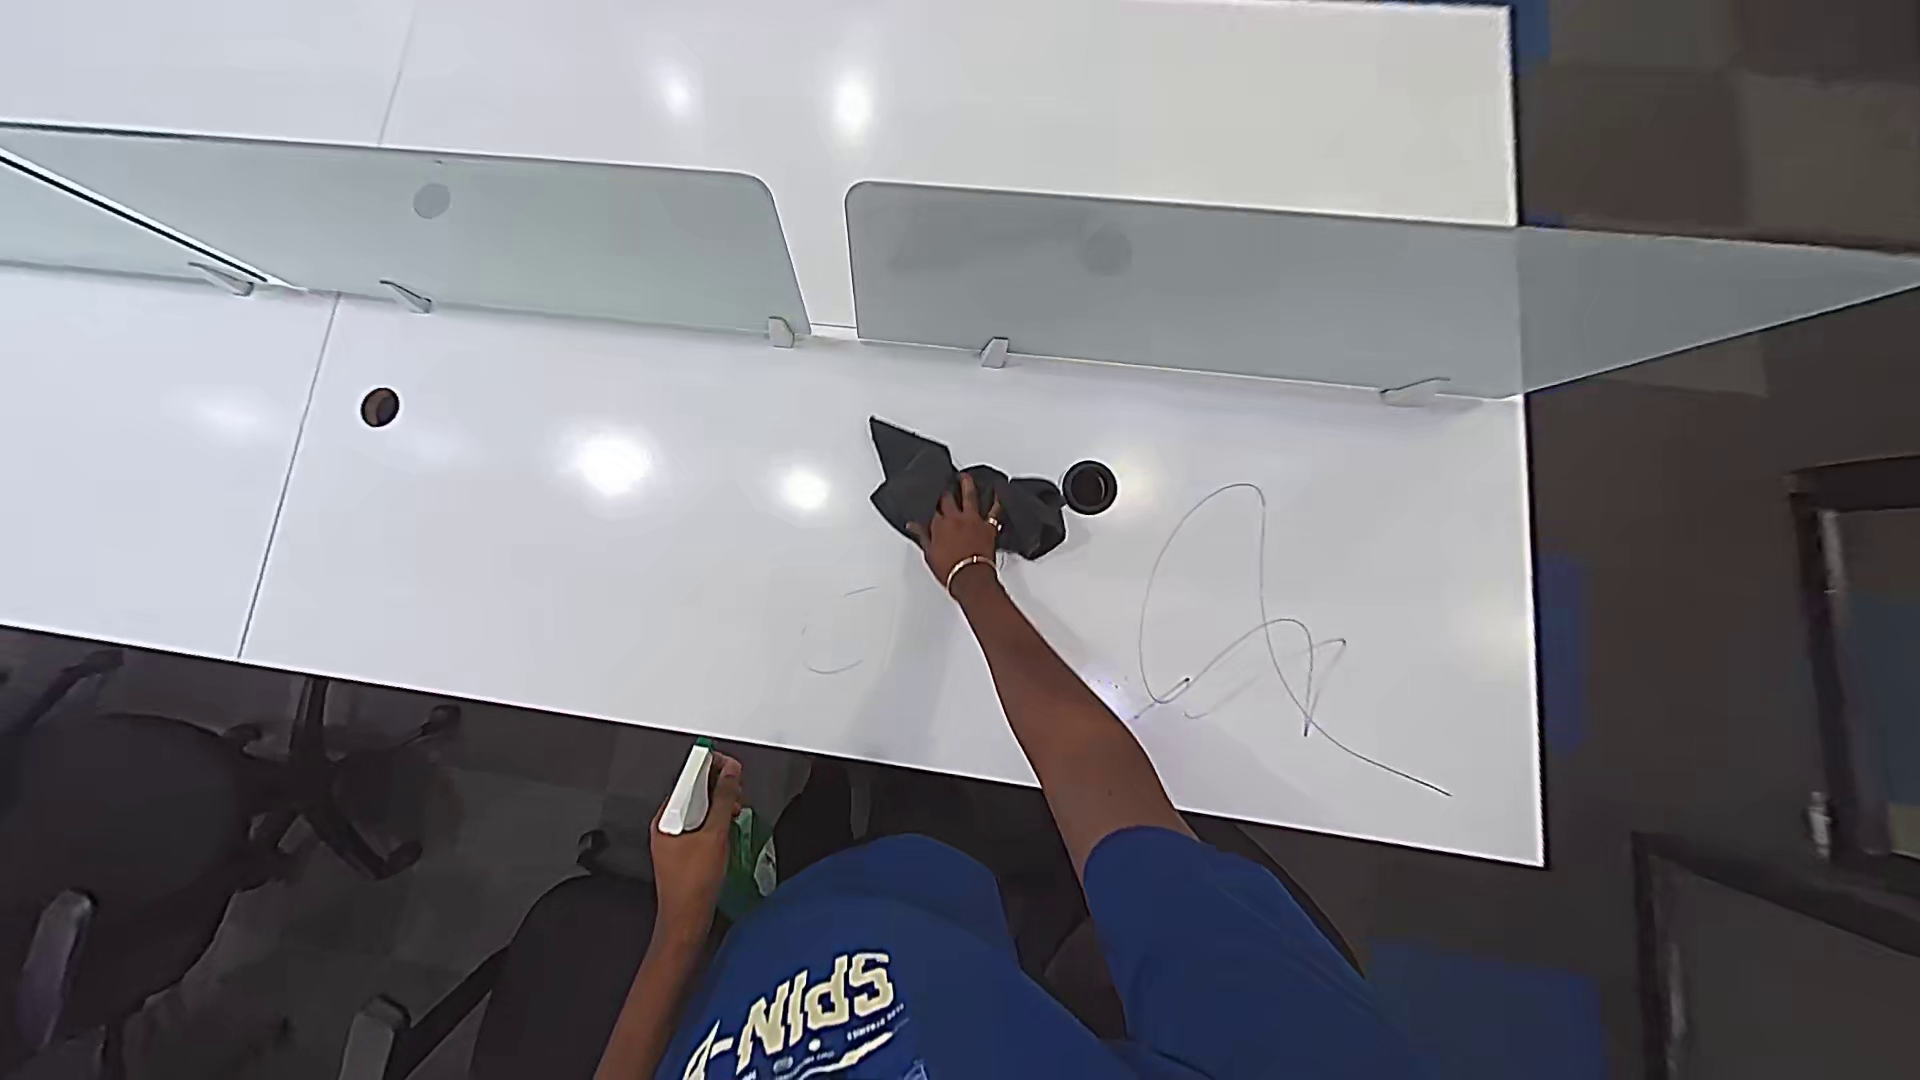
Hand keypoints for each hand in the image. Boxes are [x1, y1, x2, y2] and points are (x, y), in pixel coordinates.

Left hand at [649, 752, 742, 939]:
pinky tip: (729, 826)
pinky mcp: (686, 848)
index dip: (710, 768)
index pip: (688, 780)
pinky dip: (718, 819)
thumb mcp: (715, 834)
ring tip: (736, 810)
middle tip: (737, 790)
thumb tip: (730, 773)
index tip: (729, 764)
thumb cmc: (694, 884)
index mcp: (666, 819)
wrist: (687, 921)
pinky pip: (703, 822)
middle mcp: (668, 825)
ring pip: (701, 807)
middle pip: (696, 792)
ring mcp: (676, 837)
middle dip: (720, 788)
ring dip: (722, 804)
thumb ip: (724, 799)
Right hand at [906, 472, 1001, 592]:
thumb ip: (922, 535)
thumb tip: (912, 524)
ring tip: (965, 476)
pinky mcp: (988, 527)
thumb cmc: (950, 570)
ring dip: (967, 484)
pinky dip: (998, 500)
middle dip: (946, 488)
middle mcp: (956, 518)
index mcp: (939, 524)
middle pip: (948, 497)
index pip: (932, 506)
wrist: (970, 579)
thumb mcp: (929, 553)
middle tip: (946, 480)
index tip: (929, 493)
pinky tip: (999, 491)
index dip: (930, 499)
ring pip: (970, 496)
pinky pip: (995, 511)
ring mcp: (973, 520)